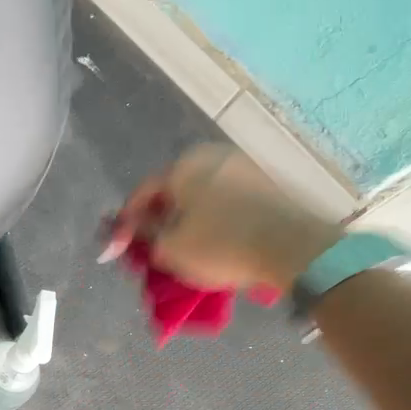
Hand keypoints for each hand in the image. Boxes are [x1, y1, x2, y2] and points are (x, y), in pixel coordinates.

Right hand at [102, 144, 341, 290]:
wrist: (294, 249)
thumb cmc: (220, 244)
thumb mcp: (168, 247)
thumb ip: (141, 235)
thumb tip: (128, 231)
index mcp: (185, 164)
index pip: (142, 194)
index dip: (125, 225)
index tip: (116, 250)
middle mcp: (215, 157)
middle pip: (173, 193)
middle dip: (159, 221)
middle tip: (149, 250)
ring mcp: (245, 169)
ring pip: (200, 199)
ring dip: (185, 222)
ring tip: (179, 252)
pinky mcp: (268, 186)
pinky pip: (226, 204)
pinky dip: (211, 222)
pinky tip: (209, 245)